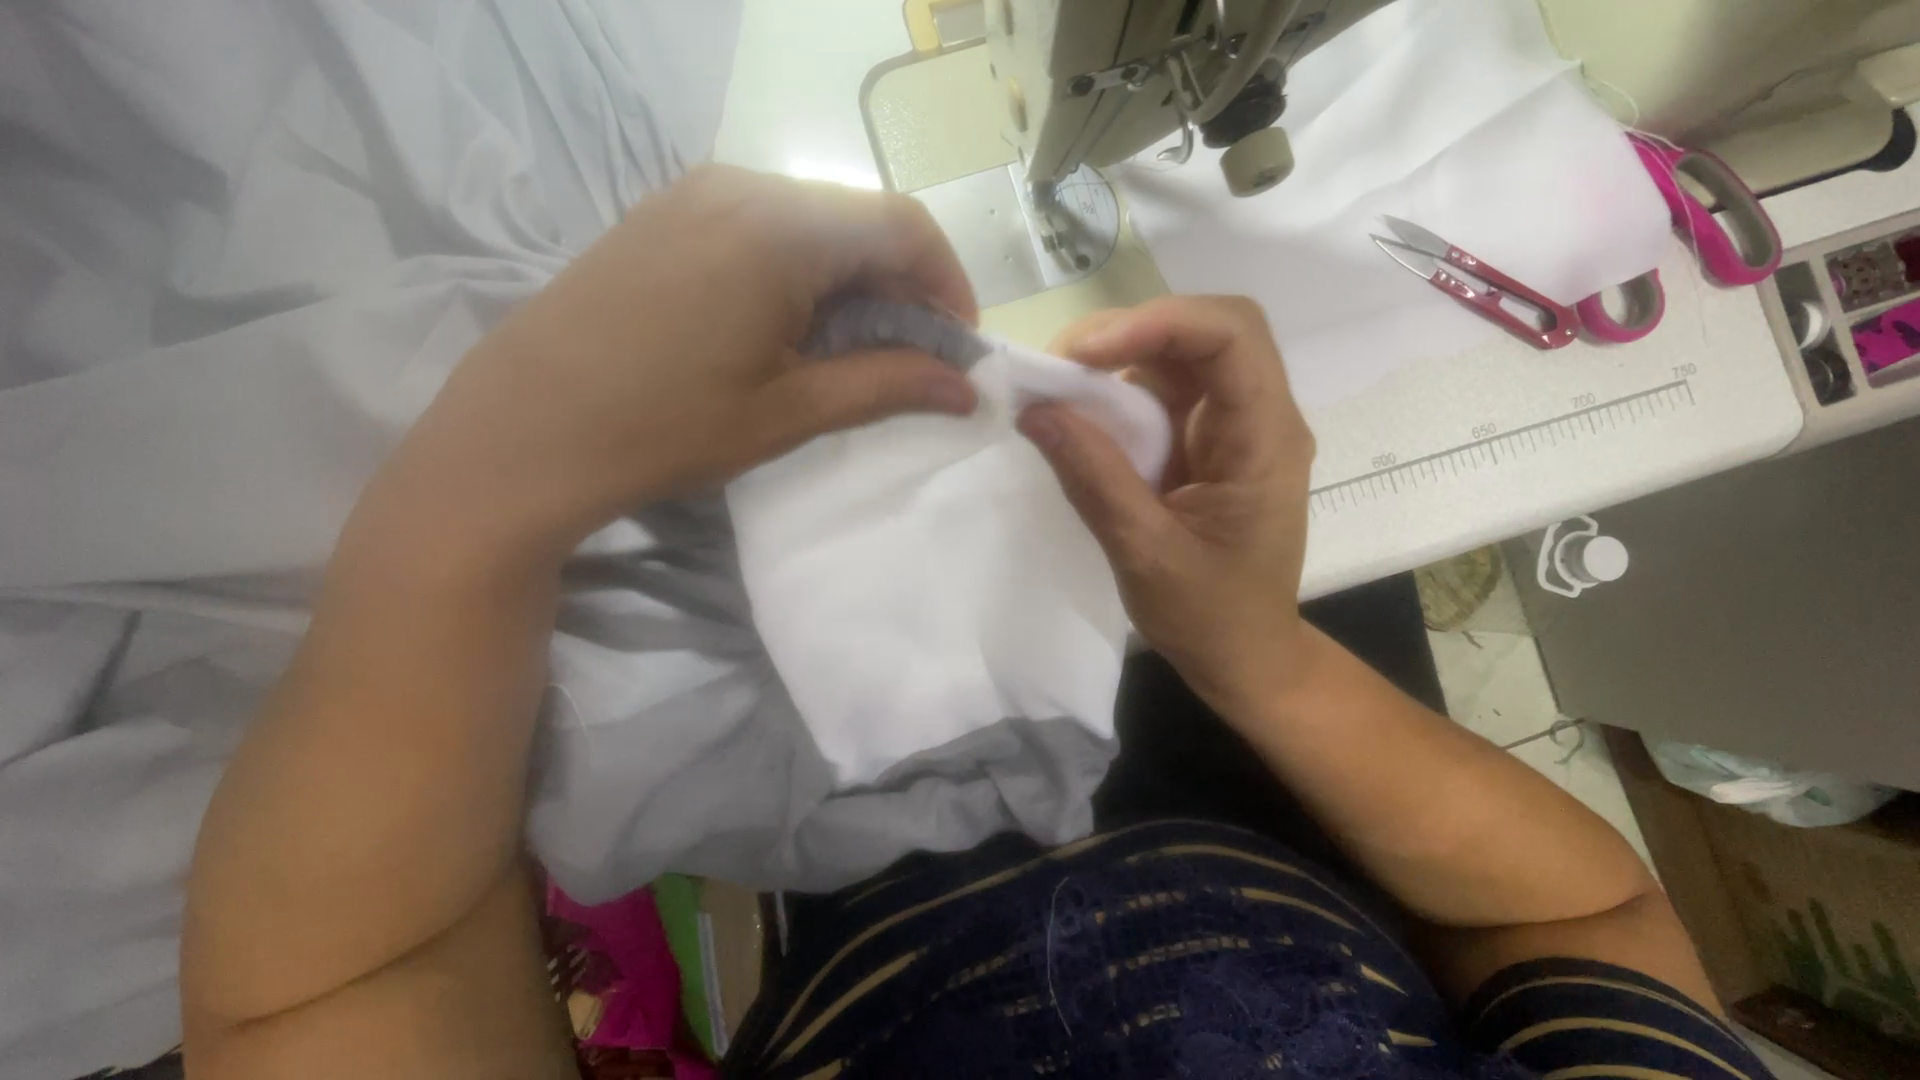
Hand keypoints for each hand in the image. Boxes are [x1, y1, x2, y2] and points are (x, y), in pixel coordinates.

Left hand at [378, 166, 979, 558]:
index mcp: (782, 228)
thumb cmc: (665, 427)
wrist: (522, 432)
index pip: (904, 227)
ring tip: (856, 350)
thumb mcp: (790, 411)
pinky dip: (802, 270)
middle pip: (859, 219)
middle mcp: (742, 187)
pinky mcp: (665, 215)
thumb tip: (965, 388)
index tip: (959, 347)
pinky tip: (793, 327)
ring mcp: (694, 194)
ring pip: (812, 221)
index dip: (949, 284)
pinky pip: (762, 226)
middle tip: (913, 357)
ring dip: (854, 279)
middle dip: (904, 285)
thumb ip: (888, 385)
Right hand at [1017, 296, 1315, 716]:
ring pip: (1182, 355)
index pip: (1232, 336)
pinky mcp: (1206, 443)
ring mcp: (1232, 427)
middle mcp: (1258, 417)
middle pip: (1208, 331)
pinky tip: (1082, 413)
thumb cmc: (1211, 616)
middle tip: (1062, 364)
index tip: (1084, 353)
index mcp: (1265, 440)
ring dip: (1120, 357)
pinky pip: (1165, 393)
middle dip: (1133, 331)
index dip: (1159, 322)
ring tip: (1059, 384)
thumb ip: (1094, 478)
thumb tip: (1035, 411)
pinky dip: (1119, 392)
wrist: (1245, 655)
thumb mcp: (1145, 553)